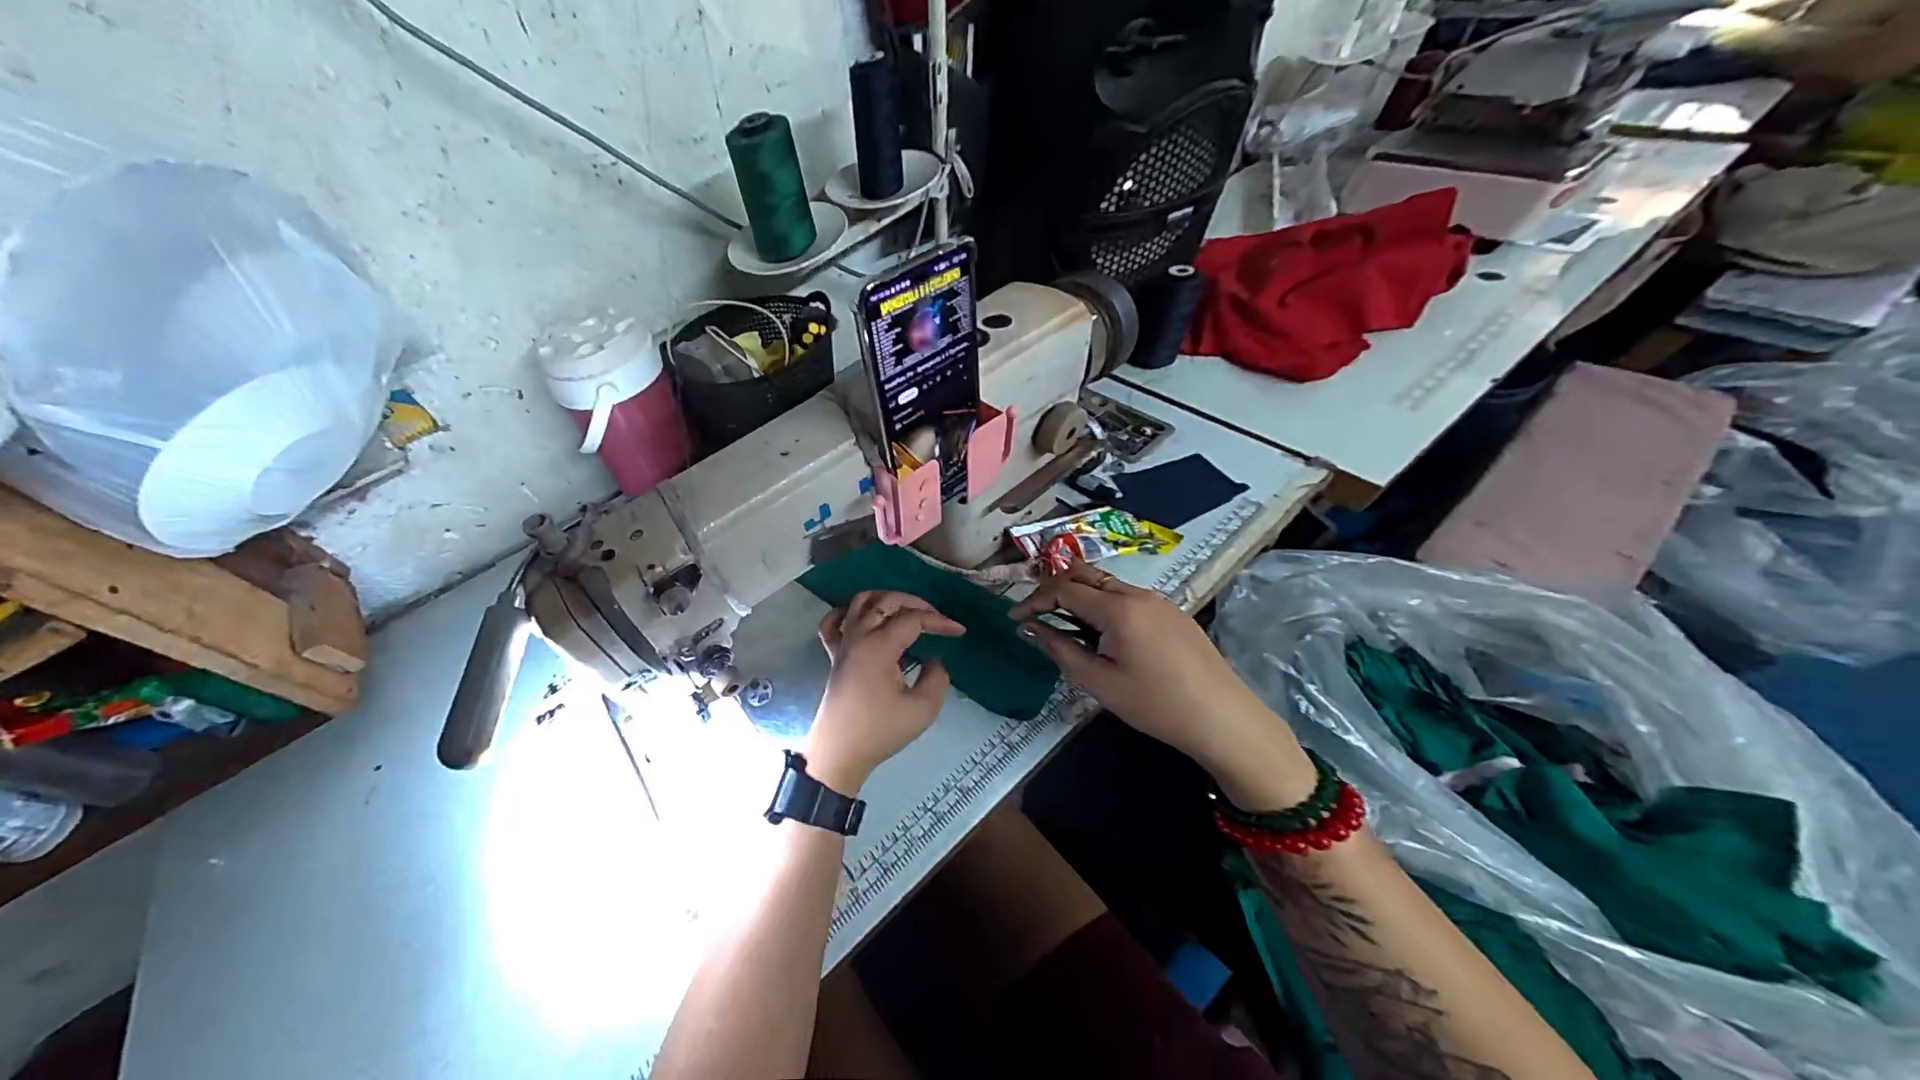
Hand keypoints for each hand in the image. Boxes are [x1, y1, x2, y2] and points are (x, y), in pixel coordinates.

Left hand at [805, 591, 964, 794]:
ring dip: (886, 599)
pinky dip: (848, 613)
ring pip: (860, 602)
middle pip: (887, 600)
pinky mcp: (834, 656)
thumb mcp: (922, 709)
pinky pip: (834, 623)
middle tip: (937, 619)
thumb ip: (937, 678)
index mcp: (879, 646)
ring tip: (907, 611)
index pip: (913, 618)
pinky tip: (863, 618)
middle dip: (916, 603)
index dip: (939, 621)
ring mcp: (843, 644)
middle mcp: (858, 636)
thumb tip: (934, 661)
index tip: (958, 632)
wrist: (839, 753)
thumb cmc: (880, 731)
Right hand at [1009, 562, 1315, 809]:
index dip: (1034, 600)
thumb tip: (1031, 628)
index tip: (1015, 618)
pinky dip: (1105, 605)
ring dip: (1081, 597)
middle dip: (1055, 588)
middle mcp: (1138, 594)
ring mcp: (1159, 600)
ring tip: (1066, 626)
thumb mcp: (1099, 682)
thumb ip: (1061, 649)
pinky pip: (1129, 597)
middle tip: (1035, 612)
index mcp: (1117, 609)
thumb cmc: (1155, 705)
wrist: (1222, 718)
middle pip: (1085, 575)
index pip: (1063, 589)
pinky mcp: (1173, 612)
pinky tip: (1104, 634)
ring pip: (1108, 585)